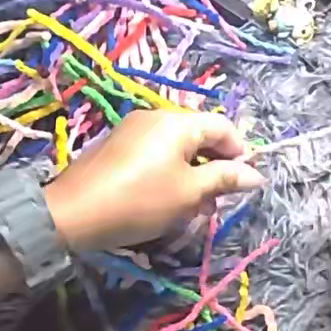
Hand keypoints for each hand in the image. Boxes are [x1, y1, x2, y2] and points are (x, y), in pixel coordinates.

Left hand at [44, 111, 264, 251]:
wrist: (74, 213)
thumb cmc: (141, 201)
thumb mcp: (189, 193)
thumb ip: (224, 179)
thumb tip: (256, 174)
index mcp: (177, 122)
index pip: (223, 126)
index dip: (239, 153)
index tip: (242, 184)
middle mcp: (155, 117)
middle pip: (199, 135)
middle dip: (214, 167)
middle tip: (215, 202)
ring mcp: (133, 129)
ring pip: (176, 147)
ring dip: (192, 174)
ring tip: (191, 208)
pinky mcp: (117, 146)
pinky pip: (154, 153)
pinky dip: (168, 172)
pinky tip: (165, 200)